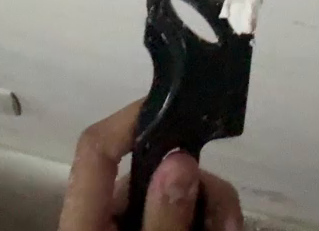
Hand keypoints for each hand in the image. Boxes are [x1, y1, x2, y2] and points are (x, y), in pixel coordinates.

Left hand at [58, 100, 244, 230]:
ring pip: (180, 190)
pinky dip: (211, 219)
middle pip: (154, 169)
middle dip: (199, 179)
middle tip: (229, 214)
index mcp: (86, 220)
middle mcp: (109, 216)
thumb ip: (162, 221)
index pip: (96, 149)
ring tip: (232, 229)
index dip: (130, 116)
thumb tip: (181, 158)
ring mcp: (135, 224)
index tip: (177, 100)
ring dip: (214, 204)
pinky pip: (189, 214)